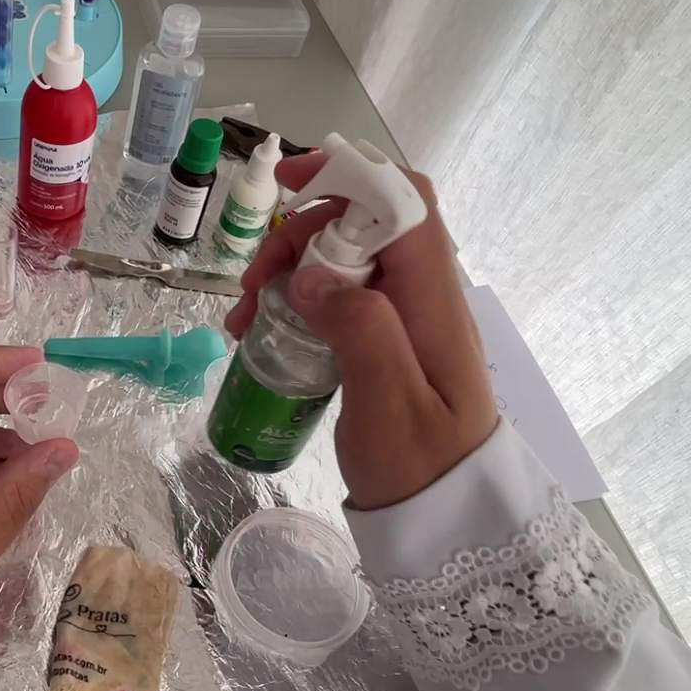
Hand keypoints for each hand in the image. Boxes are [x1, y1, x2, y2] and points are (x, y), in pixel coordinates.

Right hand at [224, 156, 496, 510]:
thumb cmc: (420, 466)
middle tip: (250, 287)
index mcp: (432, 298)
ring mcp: (403, 322)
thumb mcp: (389, 402)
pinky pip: (339, 302)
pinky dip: (297, 305)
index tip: (288, 184)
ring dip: (289, 275)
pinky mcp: (384, 346)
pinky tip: (265, 332)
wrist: (446, 516)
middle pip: (362, 227)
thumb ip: (360, 329)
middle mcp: (421, 298)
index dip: (349, 174)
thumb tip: (311, 276)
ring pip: (343, 264)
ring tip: (244, 318)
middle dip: (298, 238)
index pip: (403, 201)